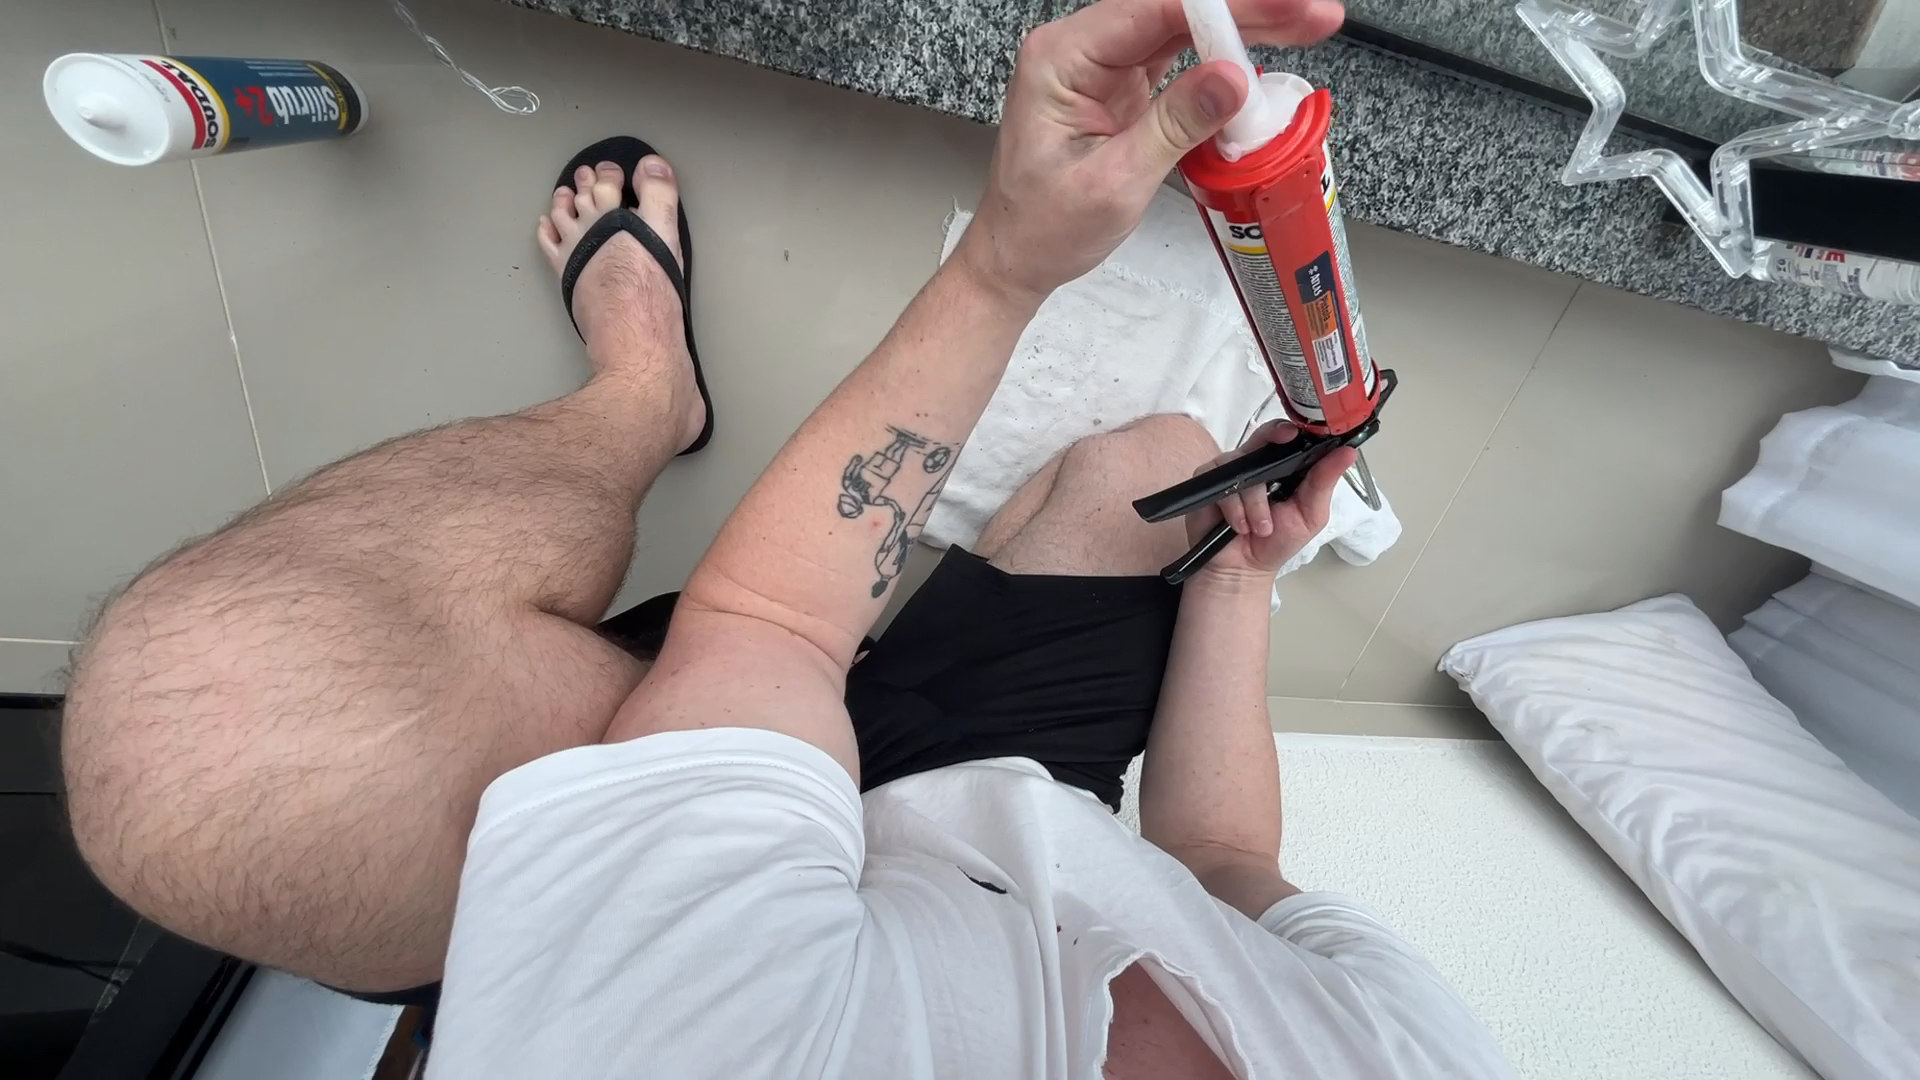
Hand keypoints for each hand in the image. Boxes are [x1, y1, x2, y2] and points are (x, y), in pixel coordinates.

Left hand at [951, 0, 1344, 305]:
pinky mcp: (1115, 93)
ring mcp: (1099, 70)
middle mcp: (1079, 52)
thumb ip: (1173, 126)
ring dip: (1237, 34)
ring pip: (1179, 30)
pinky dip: (1213, 70)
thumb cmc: (1042, 230)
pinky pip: (1173, 65)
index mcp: (1063, 59)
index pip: (1156, 8)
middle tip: (1313, 16)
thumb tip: (1233, 79)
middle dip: (1245, 11)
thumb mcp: (1113, 183)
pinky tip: (1250, 73)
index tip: (1289, 12)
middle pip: (1174, 8)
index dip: (1229, 5)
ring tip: (1299, 31)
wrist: (1014, 261)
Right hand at [1185, 419, 1355, 583]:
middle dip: (1271, 440)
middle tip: (1282, 449)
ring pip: (1243, 469)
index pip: (1288, 436)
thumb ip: (1324, 483)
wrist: (1244, 568)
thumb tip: (1349, 452)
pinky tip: (1240, 526)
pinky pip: (1221, 486)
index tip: (1294, 434)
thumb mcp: (1311, 514)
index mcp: (1283, 466)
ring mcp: (1230, 472)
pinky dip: (1234, 508)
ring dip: (1255, 503)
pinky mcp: (1207, 484)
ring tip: (1261, 528)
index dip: (1291, 429)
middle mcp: (1256, 464)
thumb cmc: (1277, 542)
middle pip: (1262, 437)